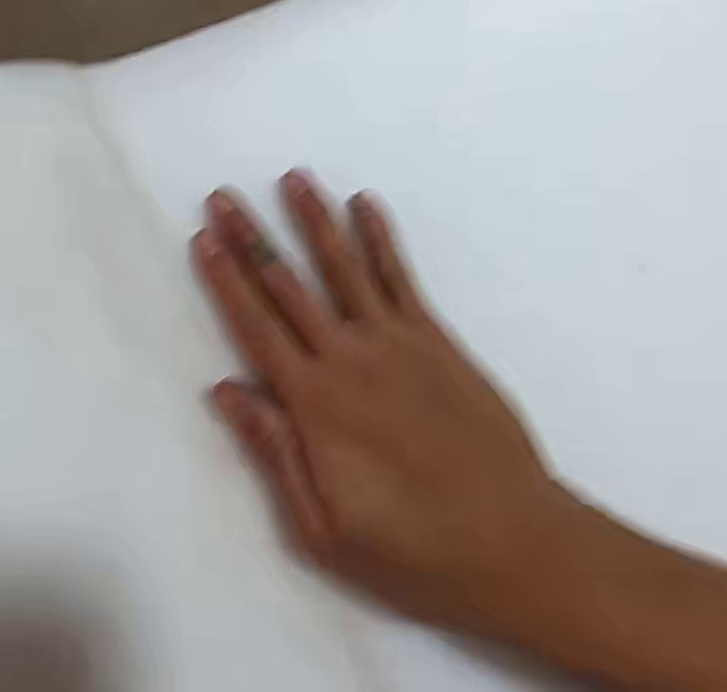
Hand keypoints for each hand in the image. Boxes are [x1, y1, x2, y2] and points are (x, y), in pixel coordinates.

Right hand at [192, 170, 591, 637]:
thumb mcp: (323, 529)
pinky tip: (366, 204)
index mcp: (315, 402)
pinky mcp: (436, 340)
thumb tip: (224, 388)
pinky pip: (401, 278)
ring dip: (314, 219)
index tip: (204, 239)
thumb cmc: (413, 549)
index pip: (255, 326)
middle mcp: (348, 357)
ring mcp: (395, 342)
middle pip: (288, 285)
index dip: (225, 279)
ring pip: (343, 267)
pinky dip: (381, 238)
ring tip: (293, 178)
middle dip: (251, 238)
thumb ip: (271, 451)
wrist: (523, 548)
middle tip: (224, 195)